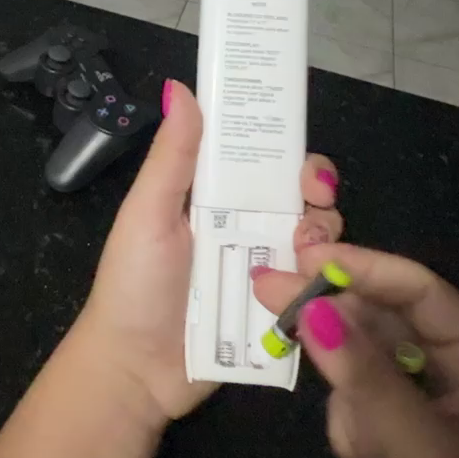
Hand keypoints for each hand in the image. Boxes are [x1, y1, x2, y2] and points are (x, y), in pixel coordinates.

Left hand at [71, 80, 344, 421]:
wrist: (135, 371)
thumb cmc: (134, 284)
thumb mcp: (148, 213)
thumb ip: (172, 155)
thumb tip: (181, 85)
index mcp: (212, 195)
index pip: (261, 158)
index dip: (286, 148)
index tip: (300, 155)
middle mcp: (244, 226)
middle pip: (299, 195)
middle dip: (317, 192)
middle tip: (313, 204)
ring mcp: (264, 269)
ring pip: (317, 239)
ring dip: (323, 237)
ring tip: (304, 252)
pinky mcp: (278, 311)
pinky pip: (316, 288)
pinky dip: (324, 282)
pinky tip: (314, 287)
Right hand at [253, 244, 458, 457]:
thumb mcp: (420, 450)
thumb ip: (365, 377)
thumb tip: (310, 308)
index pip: (419, 290)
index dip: (362, 266)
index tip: (301, 256)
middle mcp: (458, 373)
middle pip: (384, 320)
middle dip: (335, 321)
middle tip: (266, 291)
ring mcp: (431, 408)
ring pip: (365, 366)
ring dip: (352, 397)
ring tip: (371, 448)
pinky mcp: (408, 440)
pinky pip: (362, 407)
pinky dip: (356, 429)